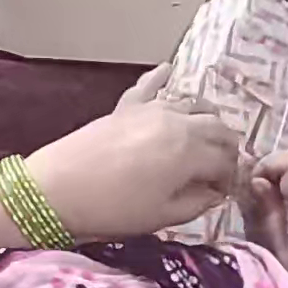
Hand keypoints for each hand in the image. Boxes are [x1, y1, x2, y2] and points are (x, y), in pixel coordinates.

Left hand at [24, 65, 241, 240]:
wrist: (56, 190)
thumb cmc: (112, 210)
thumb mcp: (161, 216)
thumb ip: (196, 203)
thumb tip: (215, 193)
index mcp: (191, 152)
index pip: (226, 160)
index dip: (230, 178)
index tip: (224, 193)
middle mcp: (178, 121)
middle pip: (217, 127)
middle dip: (225, 147)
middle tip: (219, 168)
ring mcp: (151, 109)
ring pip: (192, 104)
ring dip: (205, 119)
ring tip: (203, 137)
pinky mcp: (125, 107)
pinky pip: (149, 85)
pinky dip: (162, 77)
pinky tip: (169, 70)